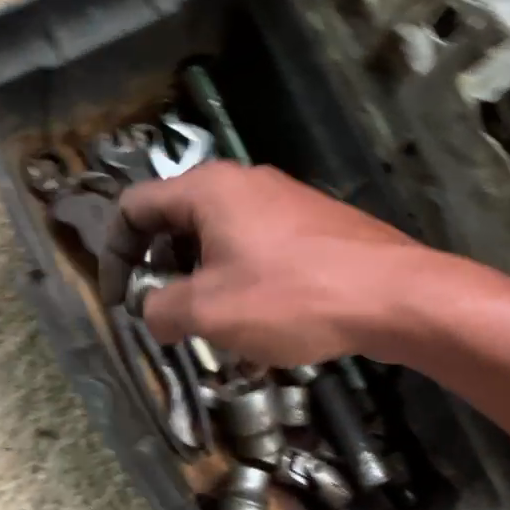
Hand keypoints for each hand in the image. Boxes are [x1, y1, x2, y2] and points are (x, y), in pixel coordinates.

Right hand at [117, 163, 453, 365]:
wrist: (393, 296)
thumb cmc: (291, 297)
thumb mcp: (211, 312)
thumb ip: (163, 310)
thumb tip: (153, 313)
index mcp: (208, 189)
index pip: (134, 207)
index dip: (115, 254)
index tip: (122, 300)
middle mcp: (244, 183)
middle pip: (178, 221)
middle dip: (164, 270)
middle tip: (173, 316)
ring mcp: (284, 201)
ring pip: (220, 239)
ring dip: (205, 282)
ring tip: (219, 327)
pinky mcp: (314, 226)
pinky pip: (258, 249)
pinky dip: (243, 281)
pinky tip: (263, 321)